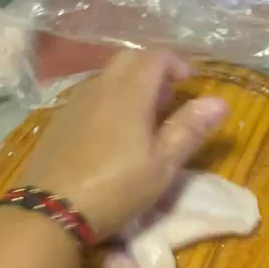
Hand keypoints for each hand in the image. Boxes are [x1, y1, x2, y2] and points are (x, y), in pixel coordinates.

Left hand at [18, 49, 229, 236]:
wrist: (48, 211)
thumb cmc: (115, 188)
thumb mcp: (161, 166)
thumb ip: (189, 129)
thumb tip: (220, 102)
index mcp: (130, 92)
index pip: (155, 56)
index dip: (176, 63)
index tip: (189, 84)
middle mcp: (101, 86)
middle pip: (130, 58)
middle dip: (153, 69)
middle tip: (168, 98)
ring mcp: (76, 101)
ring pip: (108, 75)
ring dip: (131, 83)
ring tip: (144, 117)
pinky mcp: (60, 119)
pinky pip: (91, 93)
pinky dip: (110, 98)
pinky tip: (113, 132)